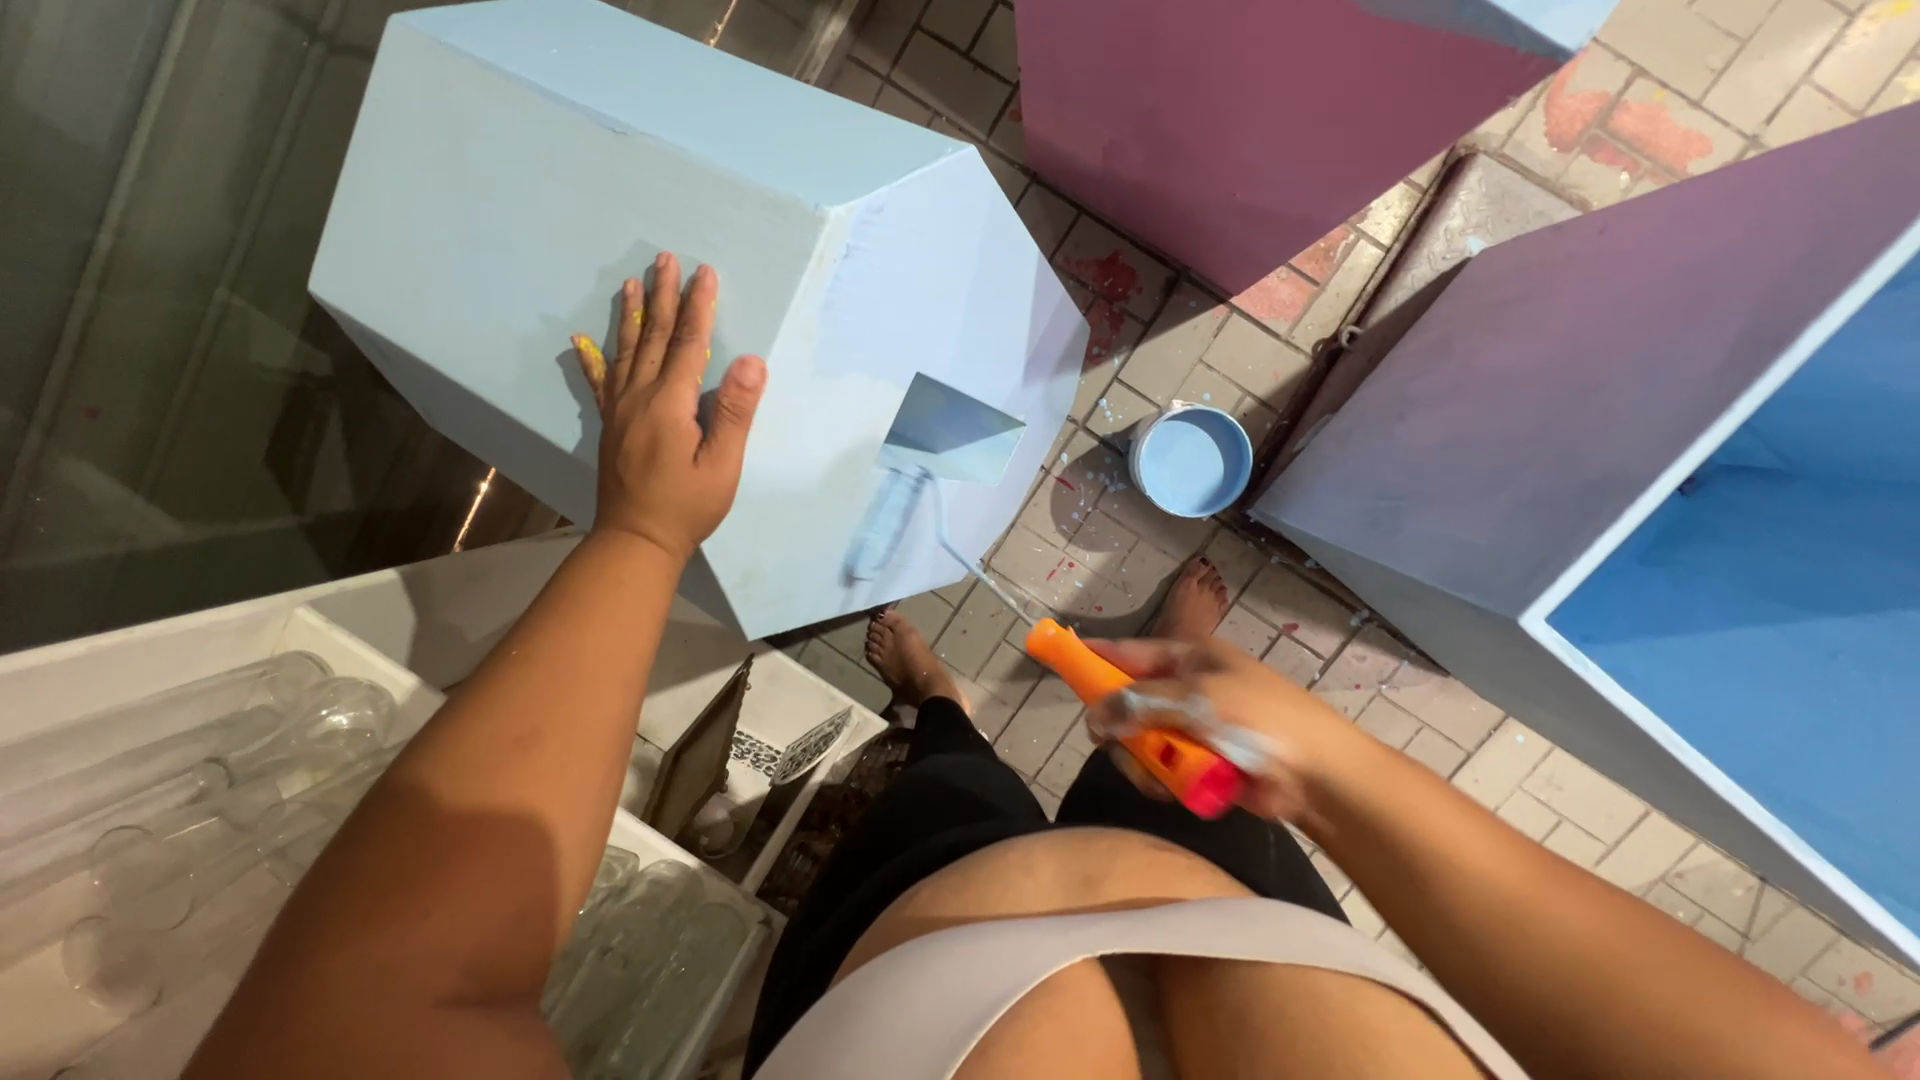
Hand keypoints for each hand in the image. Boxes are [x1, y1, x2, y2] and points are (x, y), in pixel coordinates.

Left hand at [571, 254, 765, 562]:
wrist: (636, 540)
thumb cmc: (687, 506)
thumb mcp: (721, 465)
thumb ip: (733, 413)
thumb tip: (750, 362)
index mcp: (670, 404)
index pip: (688, 344)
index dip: (699, 307)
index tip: (705, 272)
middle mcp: (639, 398)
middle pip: (653, 337)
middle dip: (663, 297)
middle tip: (665, 260)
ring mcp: (619, 410)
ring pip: (625, 352)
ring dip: (631, 315)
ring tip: (631, 283)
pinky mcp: (610, 425)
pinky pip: (601, 382)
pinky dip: (593, 358)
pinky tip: (581, 342)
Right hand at [1082, 636, 1362, 821]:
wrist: (1318, 774)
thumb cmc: (1259, 718)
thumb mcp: (1195, 698)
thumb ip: (1139, 702)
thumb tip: (1095, 717)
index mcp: (1188, 657)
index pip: (1127, 651)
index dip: (1093, 655)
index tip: (1059, 658)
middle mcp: (1184, 688)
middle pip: (1125, 703)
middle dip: (1117, 725)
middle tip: (1110, 742)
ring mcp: (1191, 728)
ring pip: (1138, 741)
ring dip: (1141, 759)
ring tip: (1158, 774)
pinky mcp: (1199, 764)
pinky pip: (1160, 769)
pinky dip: (1160, 779)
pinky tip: (1172, 788)